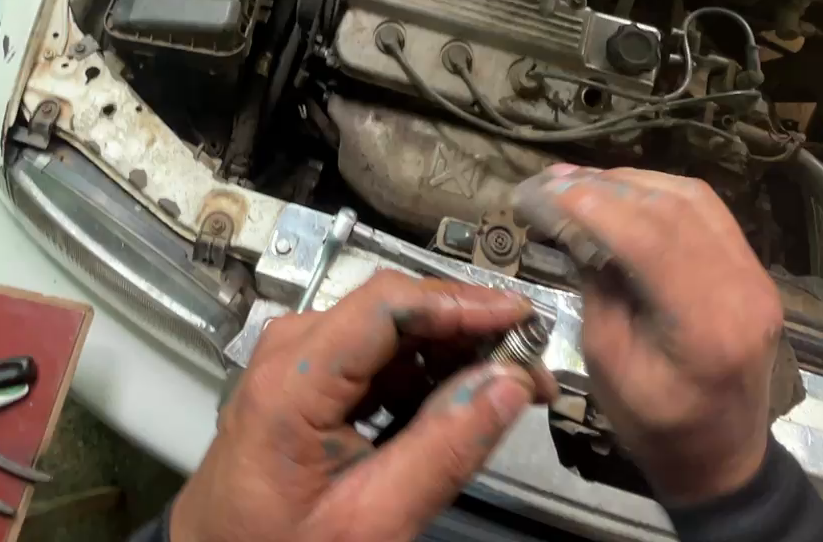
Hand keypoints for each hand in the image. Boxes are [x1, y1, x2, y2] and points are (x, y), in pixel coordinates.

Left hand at [171, 271, 556, 541]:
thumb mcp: (370, 520)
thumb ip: (443, 449)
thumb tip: (509, 385)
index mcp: (293, 376)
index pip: (385, 304)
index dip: (459, 302)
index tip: (519, 318)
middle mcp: (293, 344)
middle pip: (392, 308)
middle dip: (467, 327)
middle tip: (529, 361)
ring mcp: (301, 354)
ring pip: (392, 328)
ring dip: (452, 348)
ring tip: (508, 380)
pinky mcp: (312, 372)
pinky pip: (378, 354)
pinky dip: (425, 370)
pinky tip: (462, 393)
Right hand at [518, 167, 784, 504]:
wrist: (722, 456)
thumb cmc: (655, 424)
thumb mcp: (606, 361)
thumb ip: (595, 286)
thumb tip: (570, 222)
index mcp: (705, 327)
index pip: (646, 239)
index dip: (589, 204)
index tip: (540, 192)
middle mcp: (741, 289)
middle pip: (667, 209)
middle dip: (600, 186)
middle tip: (549, 181)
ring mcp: (754, 273)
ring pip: (688, 197)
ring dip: (626, 182)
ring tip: (577, 181)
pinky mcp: (750, 266)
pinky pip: (704, 207)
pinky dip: (656, 190)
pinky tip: (620, 191)